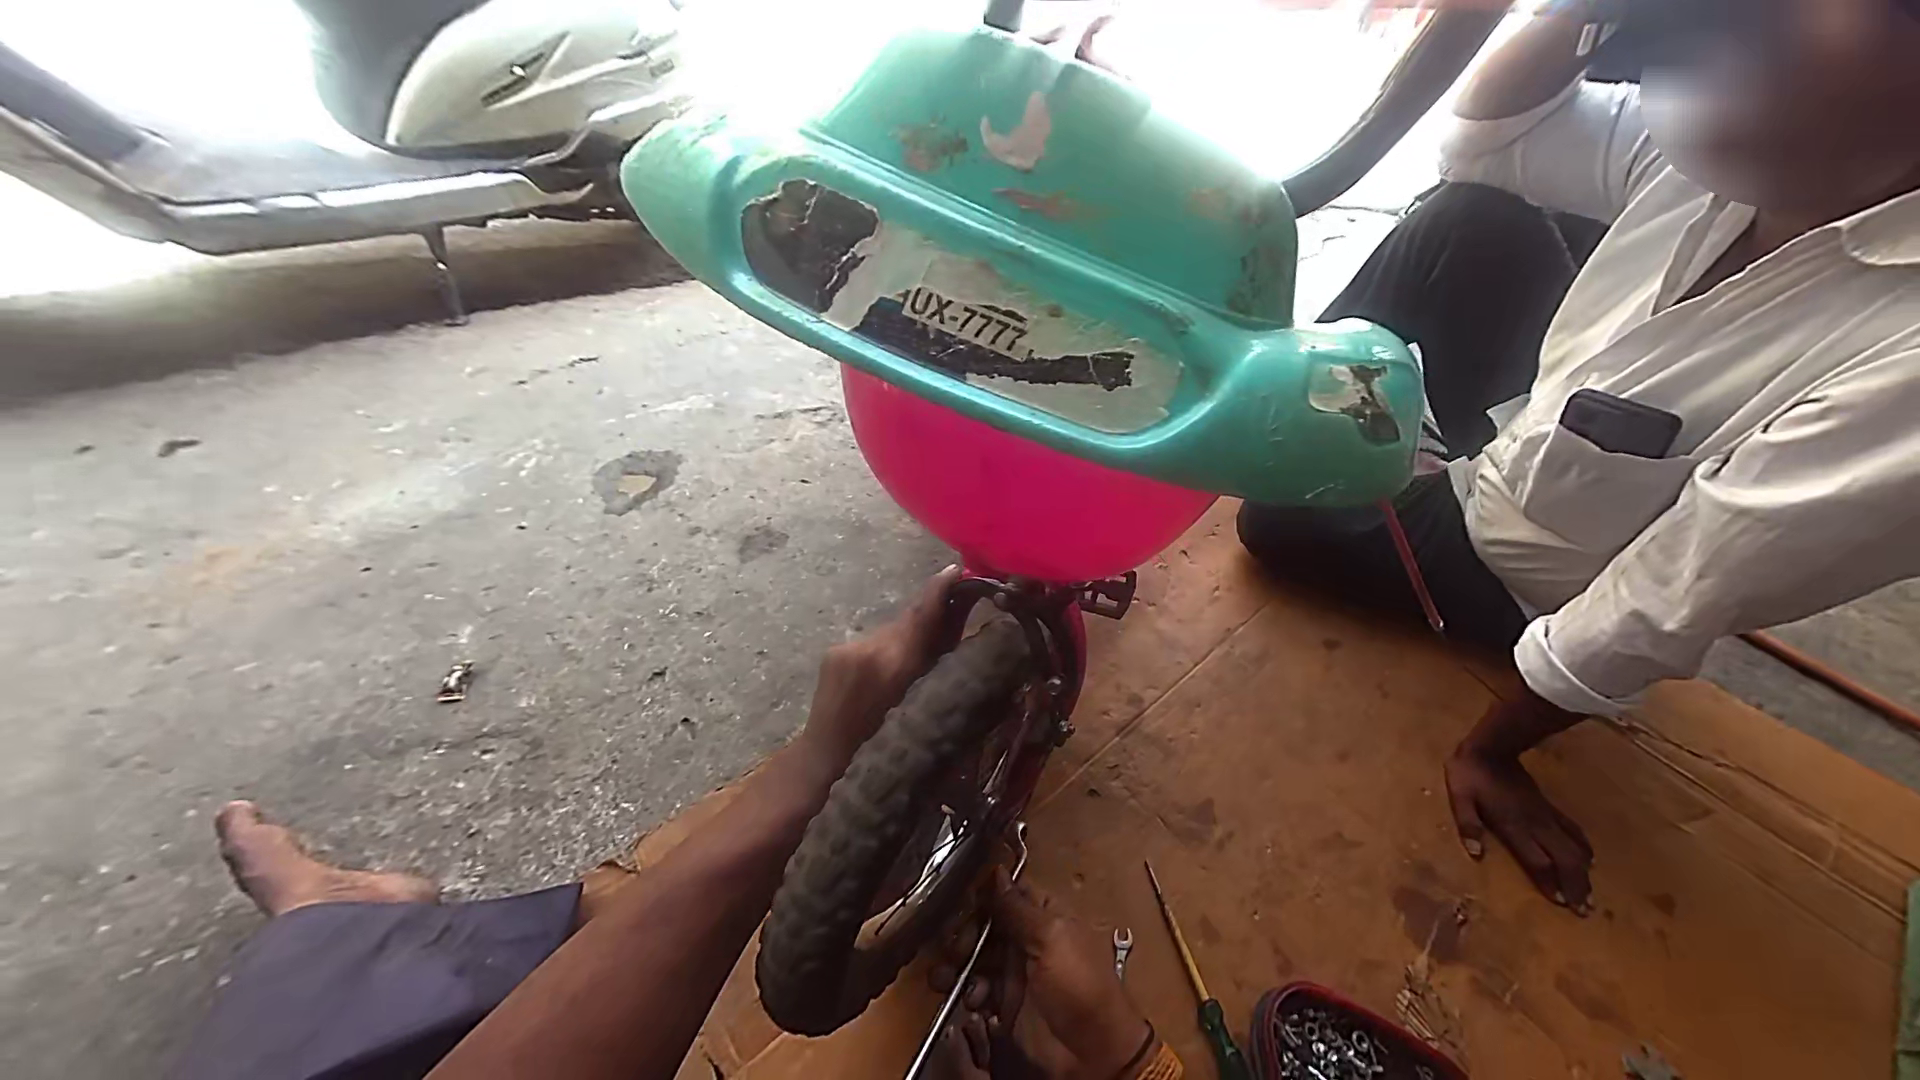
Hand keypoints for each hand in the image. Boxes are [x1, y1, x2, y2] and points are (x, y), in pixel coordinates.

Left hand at [798, 566, 964, 766]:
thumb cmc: (880, 739)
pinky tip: (882, 674)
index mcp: (895, 663)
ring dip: (903, 640)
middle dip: (927, 617)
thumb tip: (956, 631)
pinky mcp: (834, 651)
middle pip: (907, 621)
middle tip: (950, 613)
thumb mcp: (916, 701)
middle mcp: (870, 647)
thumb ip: (933, 663)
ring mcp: (847, 647)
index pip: (922, 616)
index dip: (940, 591)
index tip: (957, 571)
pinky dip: (882, 651)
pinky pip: (869, 643)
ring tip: (911, 663)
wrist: (827, 752)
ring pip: (888, 633)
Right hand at [935, 869, 1150, 1079]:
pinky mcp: (1007, 1004)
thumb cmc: (1083, 989)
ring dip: (960, 964)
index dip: (984, 896)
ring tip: (950, 975)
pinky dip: (969, 992)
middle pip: (986, 924)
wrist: (1094, 1057)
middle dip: (966, 932)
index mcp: (1044, 916)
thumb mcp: (1051, 939)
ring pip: (977, 956)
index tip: (965, 903)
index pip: (1007, 893)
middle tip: (959, 947)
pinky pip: (978, 990)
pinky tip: (974, 999)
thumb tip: (998, 872)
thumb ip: (1019, 908)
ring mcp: (1016, 973)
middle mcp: (1027, 940)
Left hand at [1445, 694, 1592, 911]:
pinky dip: (1585, 849)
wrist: (1489, 750)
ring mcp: (1546, 816)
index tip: (1562, 904)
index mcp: (1512, 825)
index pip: (1537, 860)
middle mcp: (1535, 824)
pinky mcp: (1550, 807)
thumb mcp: (1459, 798)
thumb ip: (1467, 825)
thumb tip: (1475, 855)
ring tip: (1590, 895)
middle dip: (1576, 885)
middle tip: (1584, 911)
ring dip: (1584, 873)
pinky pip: (1574, 831)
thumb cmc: (1469, 775)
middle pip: (1565, 860)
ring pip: (1575, 849)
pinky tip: (1590, 861)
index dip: (1550, 882)